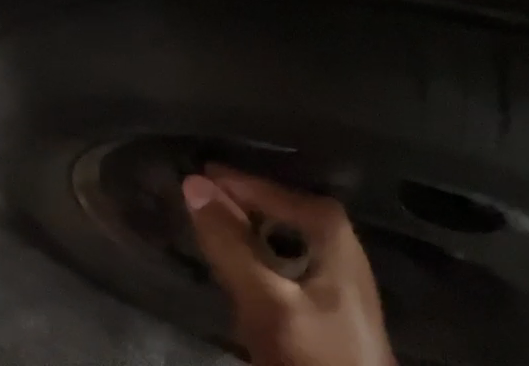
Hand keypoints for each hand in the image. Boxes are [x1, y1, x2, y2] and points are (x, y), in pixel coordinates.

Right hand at [183, 167, 394, 365]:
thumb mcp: (265, 302)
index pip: (270, 190)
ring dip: (241, 230)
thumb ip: (228, 243)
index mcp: (331, 236)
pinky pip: (279, 258)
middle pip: (275, 209)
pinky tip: (232, 267)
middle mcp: (337, 246)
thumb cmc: (314, 358)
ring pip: (276, 234)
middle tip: (193, 203)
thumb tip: (191, 182)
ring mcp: (333, 276)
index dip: (233, 183)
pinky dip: (252, 254)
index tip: (192, 180)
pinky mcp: (323, 302)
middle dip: (235, 204)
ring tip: (204, 230)